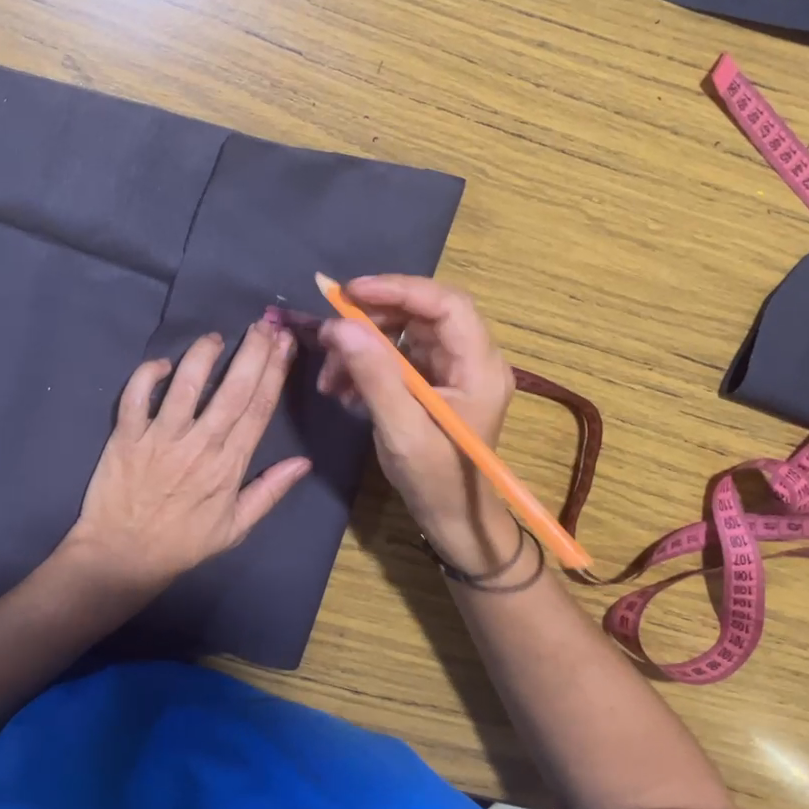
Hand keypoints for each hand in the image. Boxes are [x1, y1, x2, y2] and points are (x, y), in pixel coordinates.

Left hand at [65, 315, 311, 589]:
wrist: (123, 557)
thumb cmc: (182, 543)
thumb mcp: (235, 528)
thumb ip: (269, 492)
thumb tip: (303, 462)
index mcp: (229, 466)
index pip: (259, 409)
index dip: (274, 373)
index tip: (285, 343)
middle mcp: (199, 445)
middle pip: (232, 390)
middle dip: (252, 353)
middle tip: (263, 324)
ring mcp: (160, 439)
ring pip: (186, 386)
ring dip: (203, 356)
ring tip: (215, 338)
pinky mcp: (126, 437)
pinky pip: (135, 397)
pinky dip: (146, 376)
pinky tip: (161, 364)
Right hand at [315, 276, 514, 543]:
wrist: (453, 519)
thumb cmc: (436, 480)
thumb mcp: (401, 431)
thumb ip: (374, 376)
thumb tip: (340, 327)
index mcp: (479, 367)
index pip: (446, 304)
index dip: (398, 289)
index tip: (349, 293)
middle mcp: (470, 359)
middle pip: (421, 312)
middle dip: (371, 319)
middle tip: (330, 336)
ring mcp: (452, 369)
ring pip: (403, 332)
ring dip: (361, 346)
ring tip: (330, 376)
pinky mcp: (433, 381)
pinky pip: (396, 355)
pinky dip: (365, 365)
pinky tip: (343, 389)